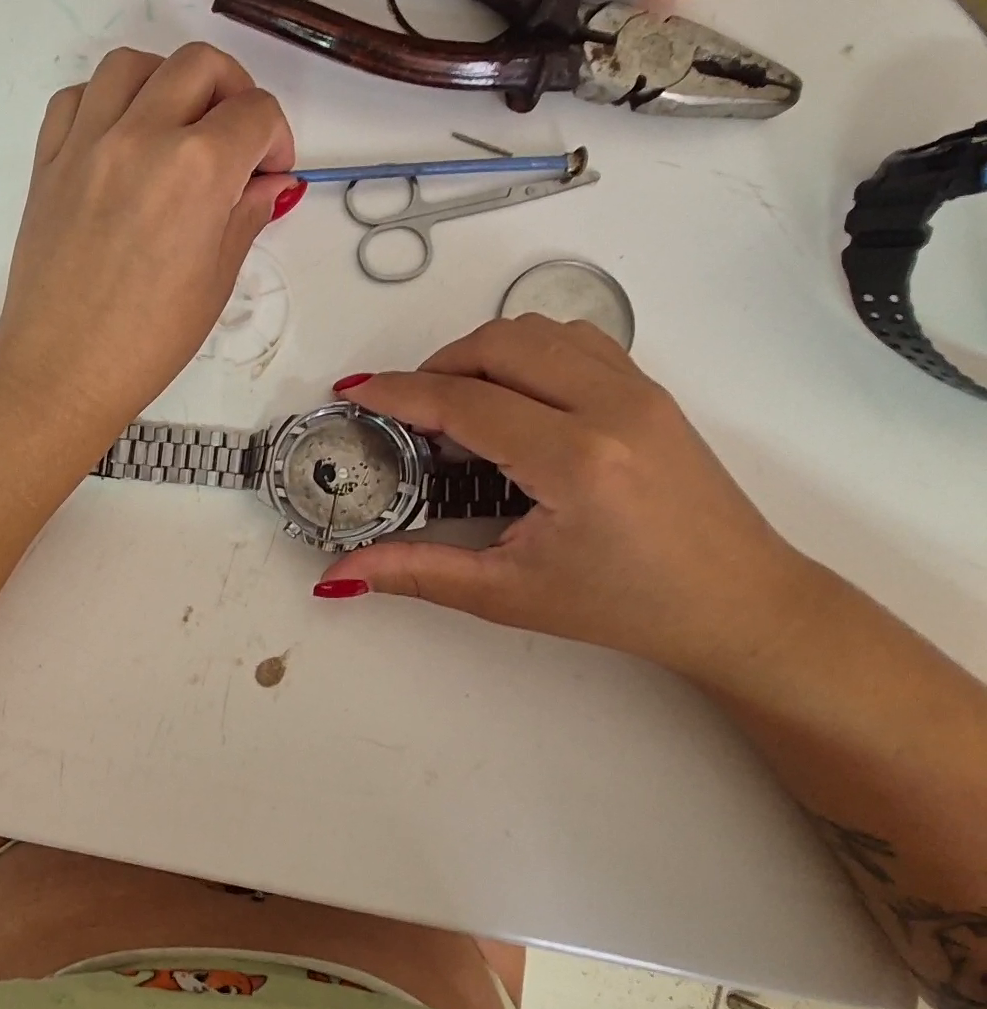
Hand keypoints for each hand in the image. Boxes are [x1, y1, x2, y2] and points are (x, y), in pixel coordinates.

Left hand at [0, 45, 298, 428]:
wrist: (60, 375)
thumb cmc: (139, 347)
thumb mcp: (214, 283)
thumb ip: (245, 216)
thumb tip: (267, 185)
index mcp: (195, 171)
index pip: (255, 113)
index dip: (276, 139)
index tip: (269, 171)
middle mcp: (139, 142)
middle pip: (200, 67)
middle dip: (233, 92)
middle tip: (235, 139)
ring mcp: (85, 150)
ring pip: (132, 66)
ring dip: (166, 81)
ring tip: (176, 126)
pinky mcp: (47, 168)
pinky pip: (74, 100)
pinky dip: (103, 101)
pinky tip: (120, 138)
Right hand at [319, 315, 830, 682]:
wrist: (739, 604)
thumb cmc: (628, 605)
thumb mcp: (506, 594)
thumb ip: (414, 573)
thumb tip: (340, 576)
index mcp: (576, 461)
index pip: (465, 401)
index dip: (398, 392)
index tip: (356, 394)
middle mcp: (613, 409)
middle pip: (499, 344)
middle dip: (435, 366)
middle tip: (403, 409)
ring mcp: (640, 392)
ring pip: (538, 332)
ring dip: (480, 354)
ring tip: (452, 402)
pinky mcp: (651, 392)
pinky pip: (575, 341)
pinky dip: (524, 353)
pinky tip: (507, 398)